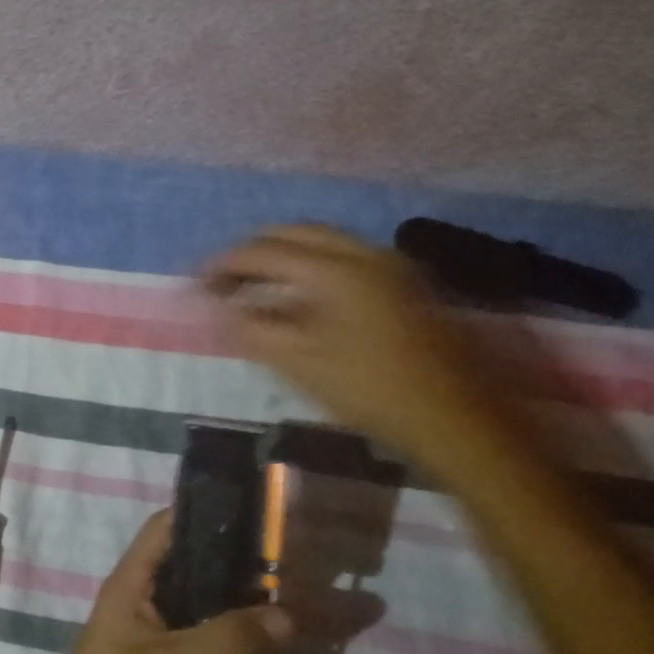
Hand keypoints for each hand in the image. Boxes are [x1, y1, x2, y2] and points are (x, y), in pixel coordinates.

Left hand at [25, 510, 291, 653]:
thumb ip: (229, 637)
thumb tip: (290, 615)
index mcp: (133, 583)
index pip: (167, 529)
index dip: (205, 514)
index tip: (256, 510)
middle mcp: (150, 602)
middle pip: (201, 572)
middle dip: (244, 573)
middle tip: (299, 569)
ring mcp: (166, 638)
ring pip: (216, 615)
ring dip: (250, 620)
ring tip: (301, 613)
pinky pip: (219, 653)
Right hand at [202, 224, 501, 460]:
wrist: (458, 420)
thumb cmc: (370, 391)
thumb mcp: (297, 362)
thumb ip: (250, 328)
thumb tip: (217, 306)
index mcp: (336, 268)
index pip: (263, 251)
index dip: (223, 265)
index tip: (196, 286)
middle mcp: (366, 253)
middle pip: (294, 233)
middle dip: (252, 253)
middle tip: (223, 283)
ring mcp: (391, 266)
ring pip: (322, 243)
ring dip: (282, 258)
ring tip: (254, 290)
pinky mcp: (405, 285)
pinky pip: (345, 258)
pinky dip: (311, 268)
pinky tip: (298, 300)